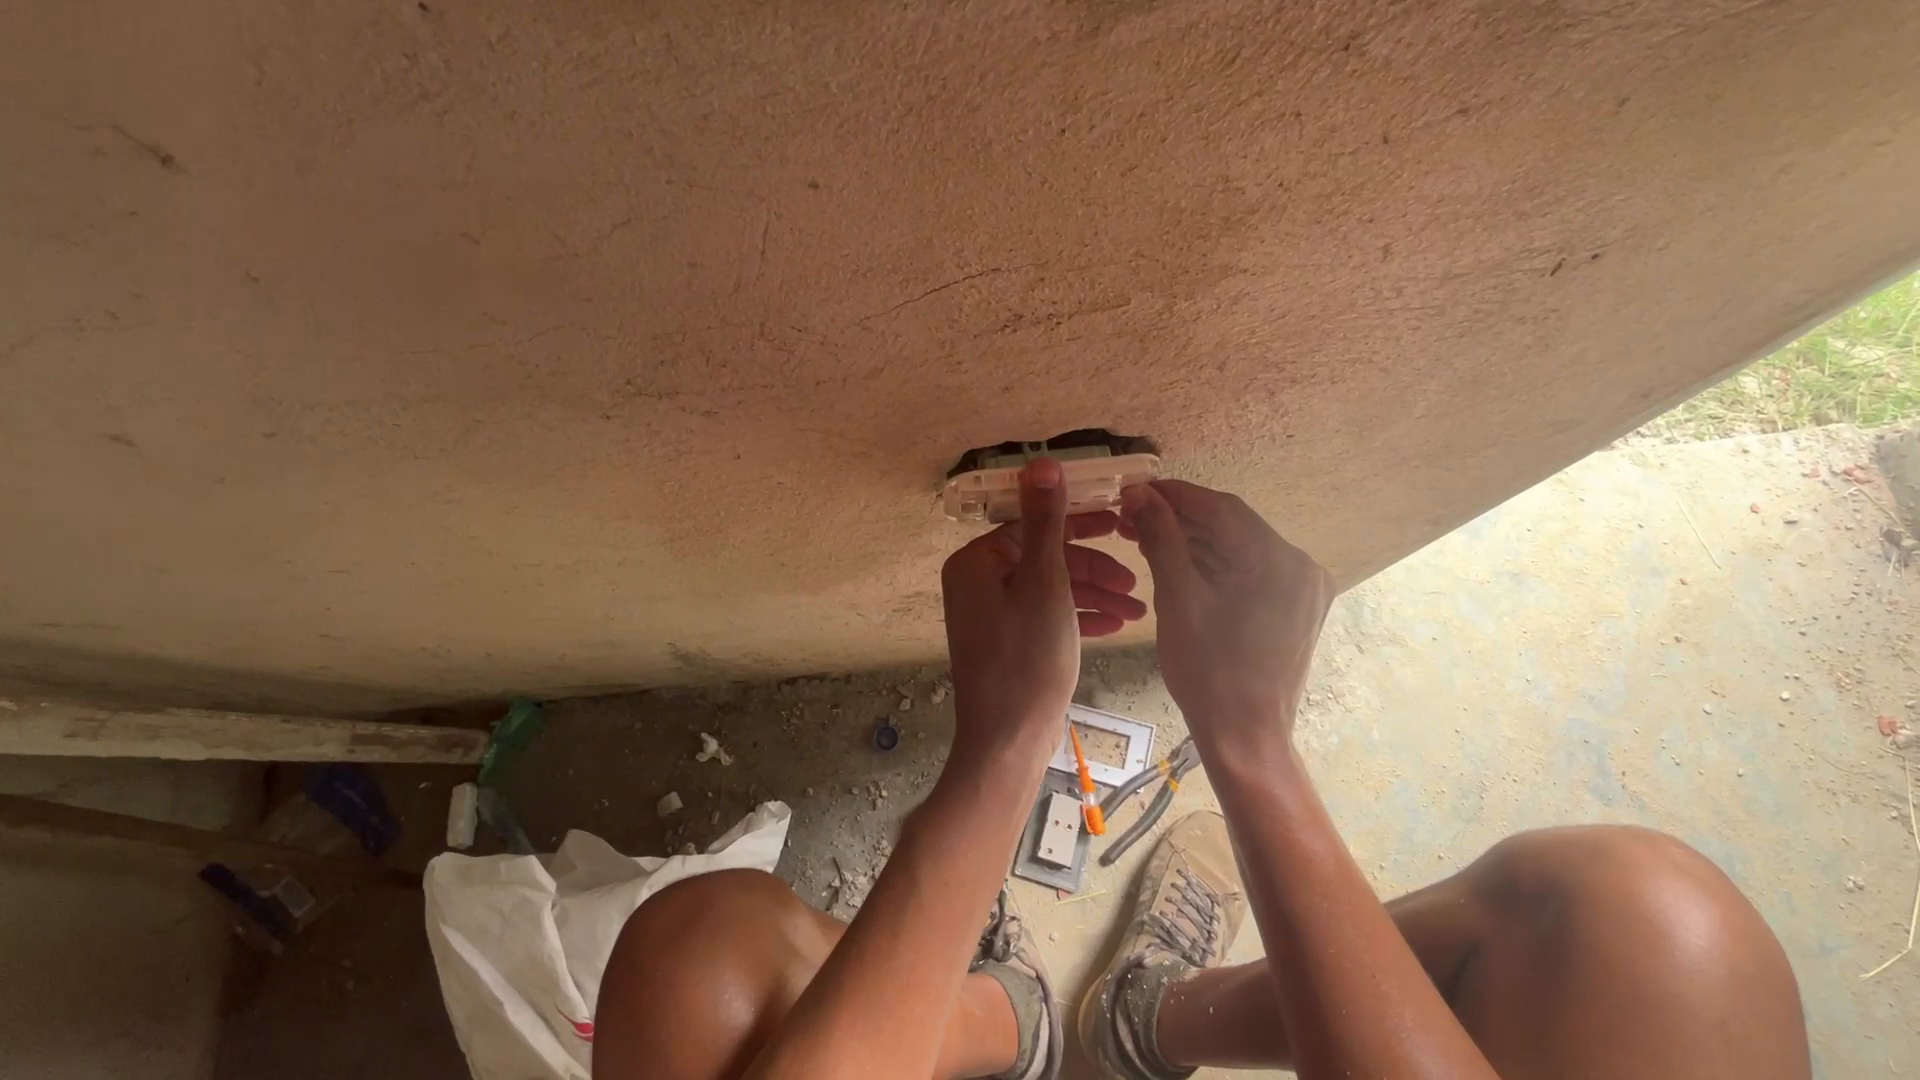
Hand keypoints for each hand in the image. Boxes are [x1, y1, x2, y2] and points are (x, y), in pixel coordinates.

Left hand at [941, 458, 1147, 761]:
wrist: (1008, 741)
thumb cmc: (1027, 660)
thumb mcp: (1044, 584)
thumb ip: (1046, 522)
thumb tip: (1042, 463)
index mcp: (977, 561)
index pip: (1035, 525)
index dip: (1082, 524)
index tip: (1124, 526)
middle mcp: (978, 582)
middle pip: (1046, 557)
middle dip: (1095, 568)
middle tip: (1135, 581)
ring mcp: (990, 614)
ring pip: (1051, 588)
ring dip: (1094, 594)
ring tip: (1138, 609)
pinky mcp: (1007, 641)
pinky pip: (1046, 615)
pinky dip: (1078, 617)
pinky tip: (1116, 625)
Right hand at [1119, 480, 1333, 751]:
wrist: (1244, 735)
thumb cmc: (1206, 671)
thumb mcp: (1177, 598)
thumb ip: (1161, 538)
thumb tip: (1138, 493)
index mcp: (1277, 560)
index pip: (1220, 507)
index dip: (1174, 495)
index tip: (1133, 490)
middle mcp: (1301, 565)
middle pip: (1232, 526)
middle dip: (1181, 520)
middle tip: (1131, 519)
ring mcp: (1304, 587)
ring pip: (1241, 547)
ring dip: (1196, 542)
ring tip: (1147, 540)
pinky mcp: (1298, 606)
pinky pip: (1251, 570)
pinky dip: (1216, 564)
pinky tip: (1181, 565)